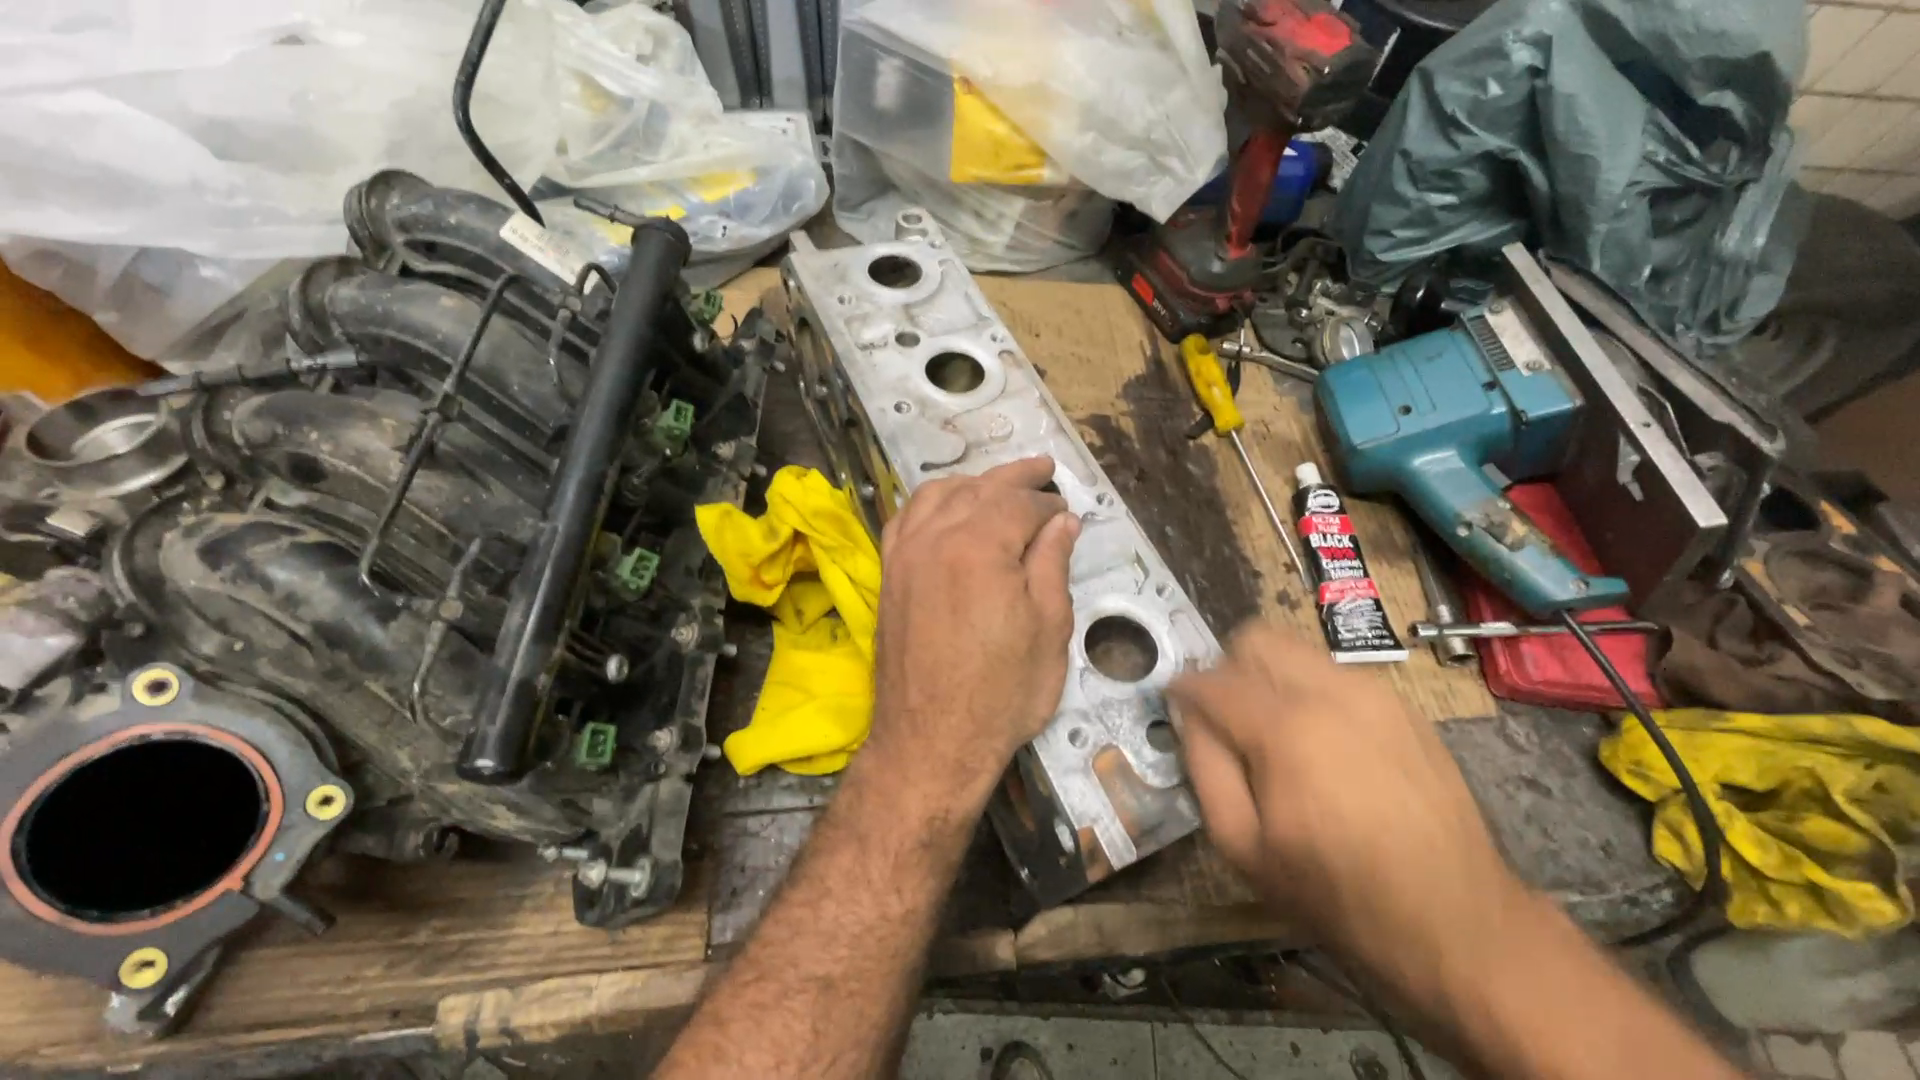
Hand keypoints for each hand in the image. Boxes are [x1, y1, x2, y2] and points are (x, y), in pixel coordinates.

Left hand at [863, 457, 1080, 809]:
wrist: (932, 740)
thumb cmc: (1002, 693)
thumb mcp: (1048, 629)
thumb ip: (1052, 564)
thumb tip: (1062, 520)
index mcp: (980, 547)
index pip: (1020, 505)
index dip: (1048, 504)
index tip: (1067, 509)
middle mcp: (936, 538)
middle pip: (979, 489)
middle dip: (1015, 478)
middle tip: (1043, 470)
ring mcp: (905, 554)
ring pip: (937, 495)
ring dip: (971, 483)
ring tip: (998, 484)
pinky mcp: (889, 575)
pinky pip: (905, 519)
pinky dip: (930, 503)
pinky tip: (945, 508)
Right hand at [1168, 623, 1536, 1007]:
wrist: (1456, 920)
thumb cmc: (1335, 893)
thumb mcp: (1243, 846)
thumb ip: (1204, 767)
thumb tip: (1188, 714)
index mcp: (1285, 728)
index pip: (1212, 679)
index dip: (1184, 689)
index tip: (1176, 708)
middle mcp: (1331, 691)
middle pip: (1257, 638)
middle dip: (1230, 669)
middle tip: (1228, 720)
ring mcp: (1377, 694)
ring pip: (1300, 651)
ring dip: (1273, 679)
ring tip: (1279, 739)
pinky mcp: (1406, 708)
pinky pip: (1339, 676)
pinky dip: (1314, 694)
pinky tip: (1326, 750)